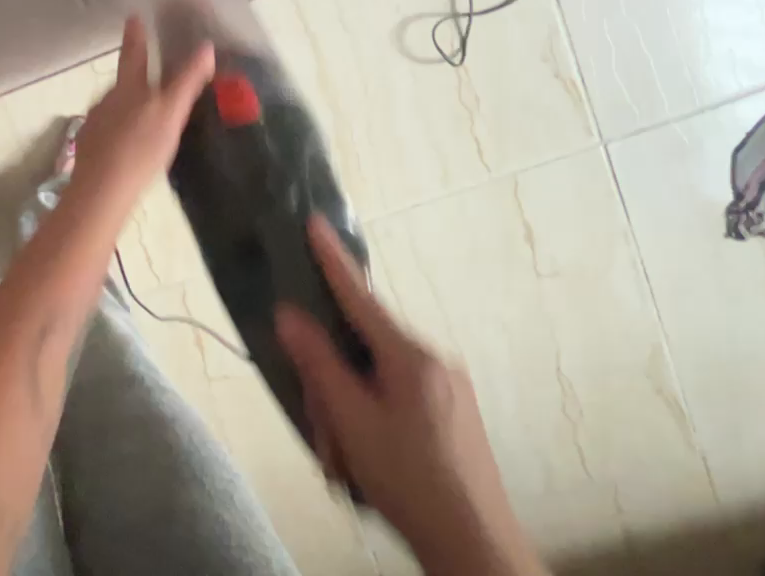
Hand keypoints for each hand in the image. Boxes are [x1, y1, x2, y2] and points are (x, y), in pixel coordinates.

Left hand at [66, 17, 213, 215]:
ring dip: (129, 108)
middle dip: (136, 78)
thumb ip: (187, 82)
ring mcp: (94, 123)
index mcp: (128, 88)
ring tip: (146, 122)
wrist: (101, 190)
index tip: (133, 16)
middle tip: (152, 81)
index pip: (133, 54)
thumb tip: (205, 47)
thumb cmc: (140, 149)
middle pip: (123, 82)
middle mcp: (106, 99)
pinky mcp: (90, 146)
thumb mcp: (171, 115)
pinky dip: (120, 133)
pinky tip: (130, 148)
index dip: (135, 36)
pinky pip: (109, 131)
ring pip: (115, 107)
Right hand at [276, 218, 547, 575]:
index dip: (332, 260)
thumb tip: (288, 313)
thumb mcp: (350, 420)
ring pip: (379, 373)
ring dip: (351, 402)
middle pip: (365, 343)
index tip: (315, 222)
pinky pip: (398, 393)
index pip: (359, 297)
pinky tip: (367, 455)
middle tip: (324, 421)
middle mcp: (435, 362)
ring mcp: (451, 389)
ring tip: (345, 451)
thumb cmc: (408, 478)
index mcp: (411, 357)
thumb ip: (318, 362)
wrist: (477, 548)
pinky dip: (371, 412)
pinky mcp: (456, 415)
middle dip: (333, 374)